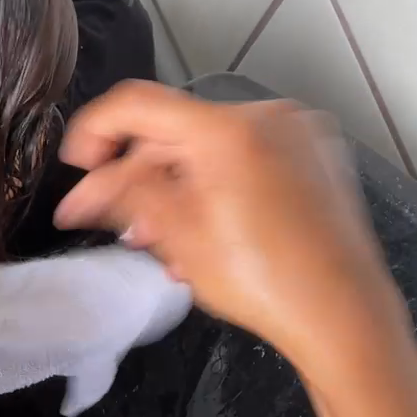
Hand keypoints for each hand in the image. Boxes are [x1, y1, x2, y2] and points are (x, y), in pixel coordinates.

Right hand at [54, 82, 409, 370]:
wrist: (340, 312)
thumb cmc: (264, 282)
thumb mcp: (179, 239)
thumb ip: (125, 198)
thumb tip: (84, 189)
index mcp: (228, 130)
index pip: (137, 104)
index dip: (94, 131)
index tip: (76, 166)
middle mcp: (267, 116)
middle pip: (175, 132)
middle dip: (137, 177)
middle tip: (116, 225)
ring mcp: (296, 133)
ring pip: (208, 149)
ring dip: (173, 188)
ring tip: (160, 241)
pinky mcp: (312, 155)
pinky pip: (243, 159)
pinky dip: (212, 187)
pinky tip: (202, 232)